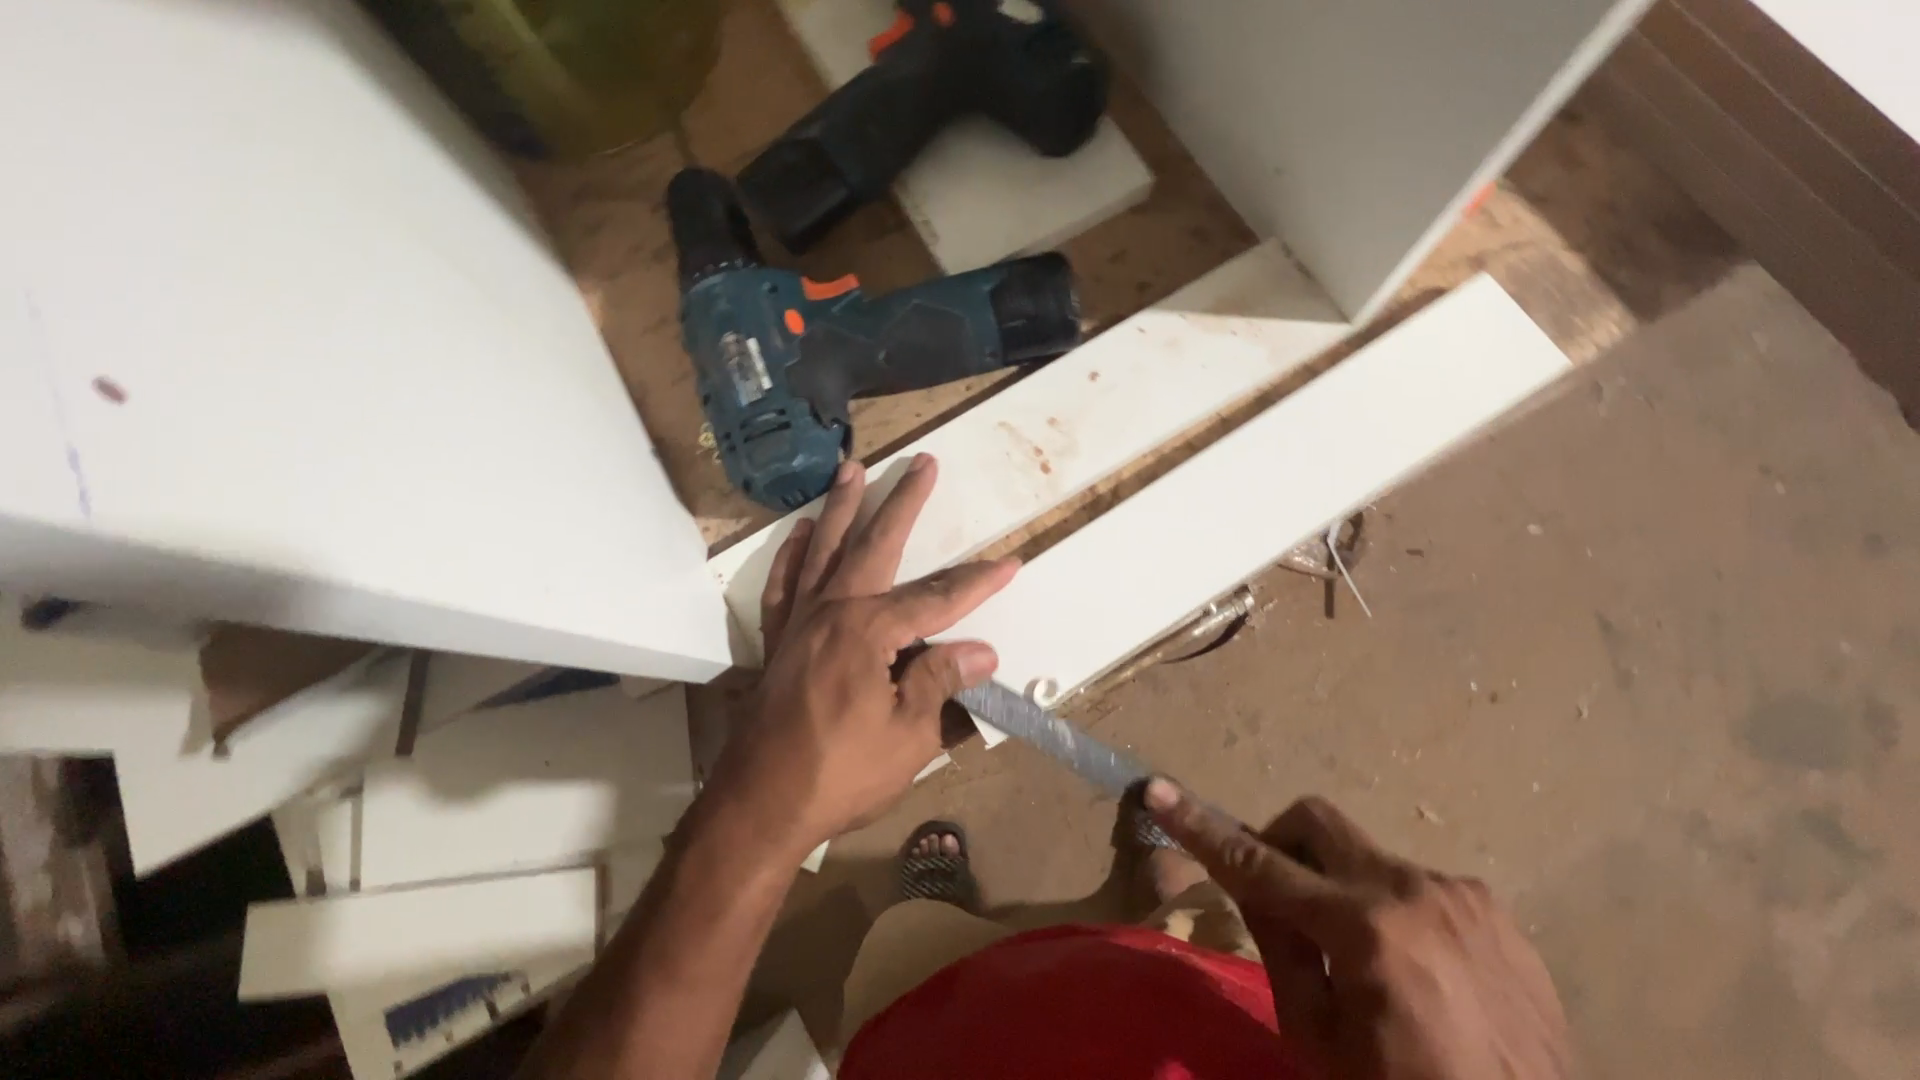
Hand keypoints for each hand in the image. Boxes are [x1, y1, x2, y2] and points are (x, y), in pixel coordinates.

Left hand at [703, 454, 1018, 858]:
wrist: (760, 804)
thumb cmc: (841, 774)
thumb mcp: (908, 736)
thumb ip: (941, 683)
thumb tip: (982, 651)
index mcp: (868, 632)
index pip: (935, 598)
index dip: (975, 582)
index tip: (1009, 563)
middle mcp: (831, 612)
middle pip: (875, 546)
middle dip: (903, 504)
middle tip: (922, 464)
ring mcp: (799, 622)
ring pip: (823, 550)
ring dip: (842, 508)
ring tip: (853, 469)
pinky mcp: (778, 640)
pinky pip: (784, 584)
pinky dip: (793, 554)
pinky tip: (801, 532)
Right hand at [1144, 781, 1570, 1079]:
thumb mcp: (1318, 1041)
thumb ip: (1281, 951)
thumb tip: (1260, 891)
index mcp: (1362, 928)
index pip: (1258, 865)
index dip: (1200, 828)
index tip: (1158, 791)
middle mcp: (1411, 889)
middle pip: (1316, 821)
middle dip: (1282, 846)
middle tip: (1283, 903)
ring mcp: (1460, 893)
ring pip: (1368, 857)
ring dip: (1345, 890)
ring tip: (1368, 962)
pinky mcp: (1495, 909)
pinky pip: (1419, 885)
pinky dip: (1394, 910)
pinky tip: (1418, 970)